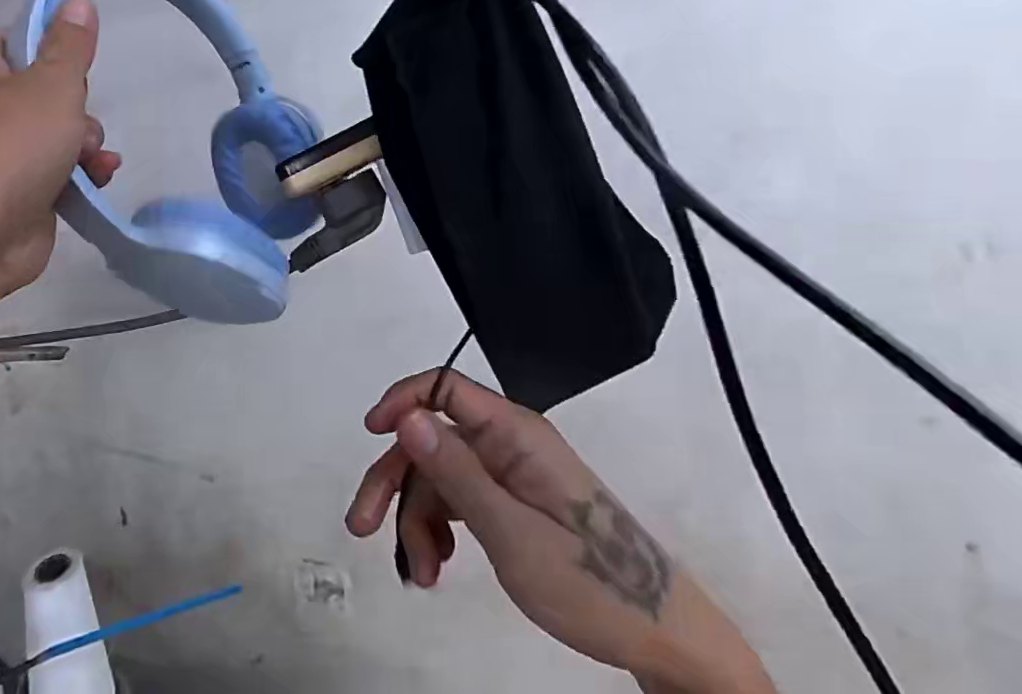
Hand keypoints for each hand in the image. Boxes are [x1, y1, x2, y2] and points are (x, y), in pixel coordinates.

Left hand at [0, 0, 120, 299]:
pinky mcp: (0, 188)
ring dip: (81, 143)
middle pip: (37, 89)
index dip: (54, 57)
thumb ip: (70, 46)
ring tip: (92, 162)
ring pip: (48, 130)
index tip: (78, 77)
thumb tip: (77, 2)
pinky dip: (71, 171)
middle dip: (74, 111)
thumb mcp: (50, 88)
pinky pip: (45, 165)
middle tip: (80, 129)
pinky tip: (96, 179)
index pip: (15, 41)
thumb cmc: (5, 152)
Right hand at [346, 370, 771, 691]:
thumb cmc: (589, 580)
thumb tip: (407, 416)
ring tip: (422, 574)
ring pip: (439, 476)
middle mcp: (506, 443)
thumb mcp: (511, 531)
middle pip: (431, 440)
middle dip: (394, 481)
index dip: (402, 400)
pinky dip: (439, 529)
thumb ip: (456, 471)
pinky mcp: (509, 499)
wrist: (658, 635)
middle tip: (363, 527)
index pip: (444, 387)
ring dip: (417, 519)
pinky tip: (438, 565)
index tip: (371, 432)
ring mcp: (507, 472)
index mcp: (513, 433)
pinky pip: (458, 499)